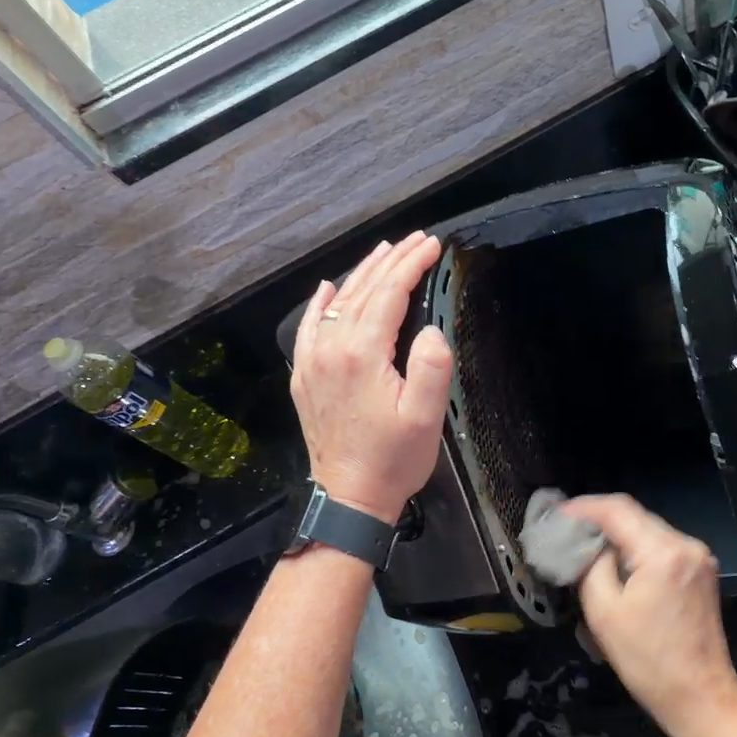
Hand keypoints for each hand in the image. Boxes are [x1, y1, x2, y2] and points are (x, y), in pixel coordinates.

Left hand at [291, 232, 452, 523]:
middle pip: (363, 290)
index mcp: (362, 352)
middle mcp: (331, 348)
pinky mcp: (304, 376)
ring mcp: (312, 361)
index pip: (388, 293)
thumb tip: (430, 327)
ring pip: (338, 302)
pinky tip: (330, 287)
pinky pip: (309, 327)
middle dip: (391, 260)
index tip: (432, 244)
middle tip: (416, 238)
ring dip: (363, 273)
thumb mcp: (425, 415)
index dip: (411, 264)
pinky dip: (321, 303)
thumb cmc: (394, 457)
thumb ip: (432, 365)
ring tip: (384, 250)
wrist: (348, 497)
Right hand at [564, 494, 736, 736]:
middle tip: (567, 528)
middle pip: (635, 515)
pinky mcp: (701, 571)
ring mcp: (699, 557)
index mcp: (662, 552)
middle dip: (599, 519)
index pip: (617, 510)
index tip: (557, 514)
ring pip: (648, 528)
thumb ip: (591, 566)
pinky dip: (637, 547)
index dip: (583, 507)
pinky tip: (617, 560)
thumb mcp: (604, 613)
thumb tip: (587, 544)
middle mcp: (686, 544)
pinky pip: (662, 545)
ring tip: (586, 543)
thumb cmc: (648, 661)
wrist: (702, 698)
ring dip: (618, 533)